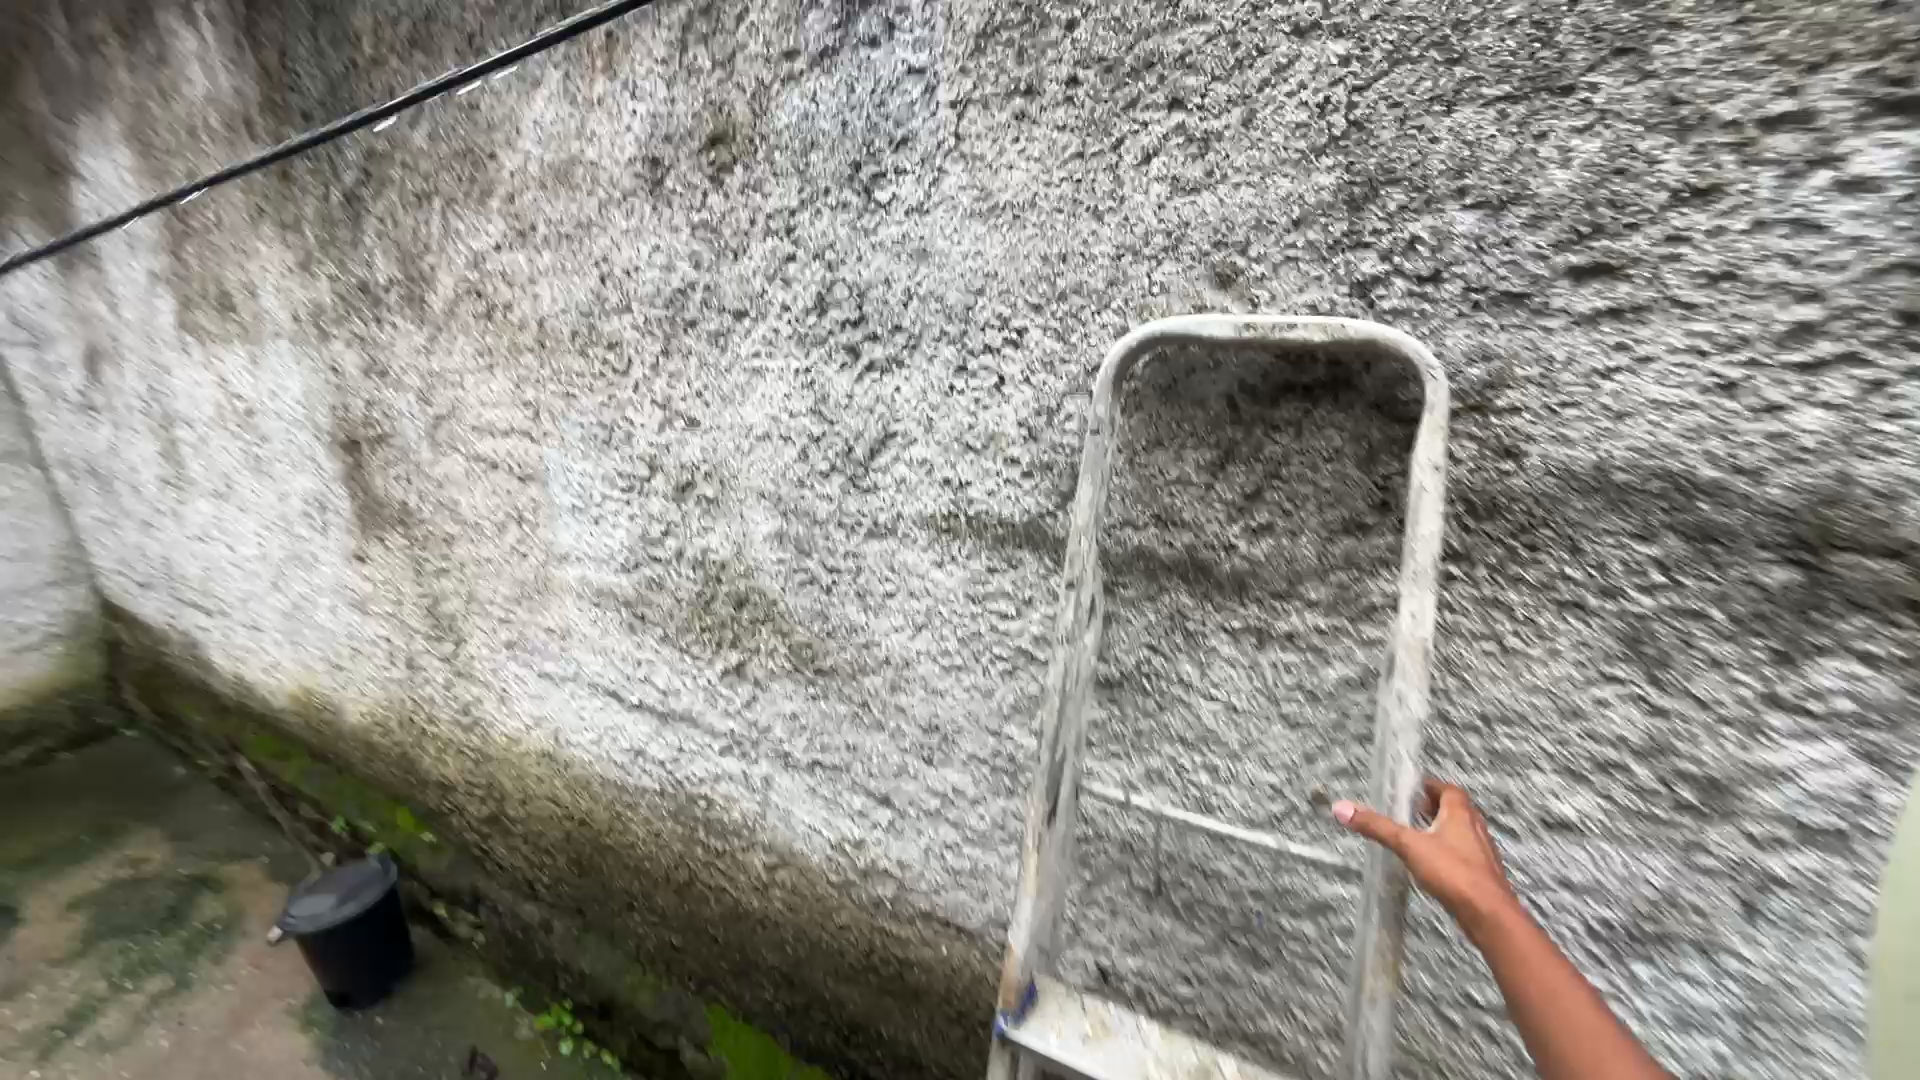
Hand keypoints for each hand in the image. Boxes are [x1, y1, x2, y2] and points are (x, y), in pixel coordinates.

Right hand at [1332, 778, 1520, 939]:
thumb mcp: (1408, 845)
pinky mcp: (1484, 876)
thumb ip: (1376, 827)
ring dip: (1442, 831)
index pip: (1449, 790)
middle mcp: (1475, 830)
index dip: (1431, 787)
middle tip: (1410, 812)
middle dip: (1434, 809)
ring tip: (1417, 837)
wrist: (1490, 916)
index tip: (1411, 791)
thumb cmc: (1452, 871)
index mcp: (1460, 815)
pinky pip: (1465, 855)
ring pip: (1462, 833)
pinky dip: (1448, 853)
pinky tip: (1432, 865)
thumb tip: (1340, 808)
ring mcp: (1483, 855)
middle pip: (1457, 810)